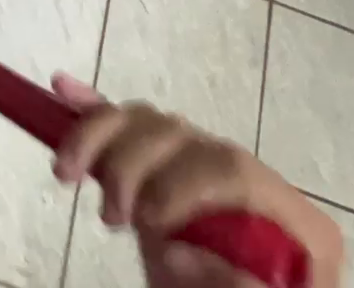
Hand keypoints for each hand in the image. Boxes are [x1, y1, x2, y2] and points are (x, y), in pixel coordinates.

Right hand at [50, 74, 342, 287]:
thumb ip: (238, 285)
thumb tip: (178, 251)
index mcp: (292, 220)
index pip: (231, 168)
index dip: (179, 185)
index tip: (148, 228)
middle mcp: (246, 178)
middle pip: (179, 136)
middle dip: (128, 166)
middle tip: (110, 218)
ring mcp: (201, 166)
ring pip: (144, 121)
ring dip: (96, 139)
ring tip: (69, 176)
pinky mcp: (162, 168)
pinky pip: (125, 124)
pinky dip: (91, 107)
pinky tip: (61, 86)